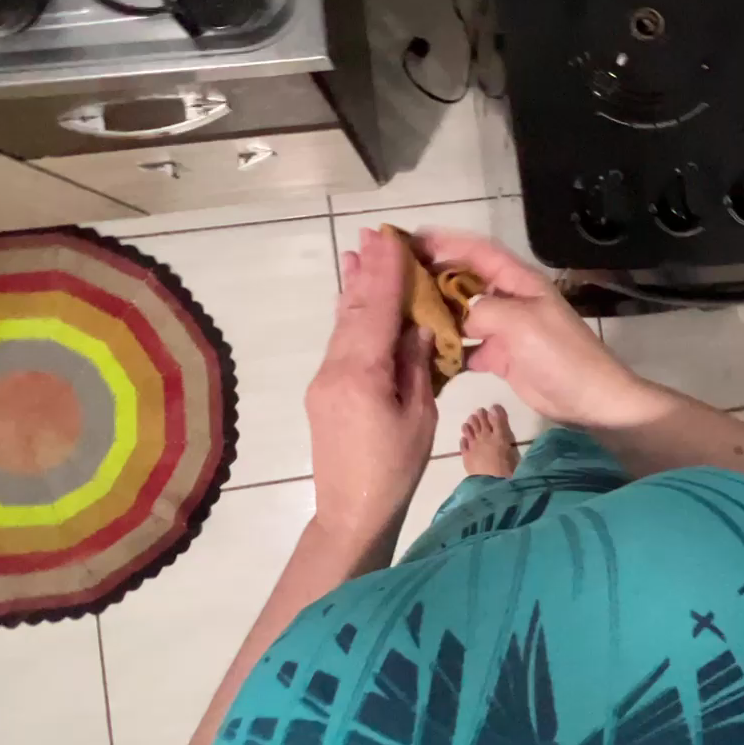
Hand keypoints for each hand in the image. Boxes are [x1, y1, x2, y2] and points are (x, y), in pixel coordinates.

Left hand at [305, 228, 438, 541]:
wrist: (350, 511)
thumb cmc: (395, 468)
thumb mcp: (419, 416)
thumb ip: (415, 366)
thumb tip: (416, 327)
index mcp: (362, 375)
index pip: (378, 312)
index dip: (387, 274)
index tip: (392, 240)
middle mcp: (335, 369)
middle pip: (354, 311)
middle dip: (366, 270)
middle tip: (374, 233)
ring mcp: (324, 379)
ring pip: (343, 324)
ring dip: (354, 287)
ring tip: (358, 251)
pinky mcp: (323, 390)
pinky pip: (340, 342)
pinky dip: (350, 315)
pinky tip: (353, 298)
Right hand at [414, 229, 669, 429]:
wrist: (589, 399)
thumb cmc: (560, 354)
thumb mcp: (520, 323)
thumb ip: (482, 310)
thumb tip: (456, 315)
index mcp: (519, 281)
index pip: (478, 251)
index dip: (446, 242)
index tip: (411, 240)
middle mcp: (509, 299)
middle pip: (465, 280)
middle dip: (433, 276)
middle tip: (395, 278)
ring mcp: (504, 328)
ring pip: (462, 314)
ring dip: (436, 313)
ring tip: (400, 312)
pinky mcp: (501, 356)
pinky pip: (467, 347)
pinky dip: (447, 349)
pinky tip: (421, 351)